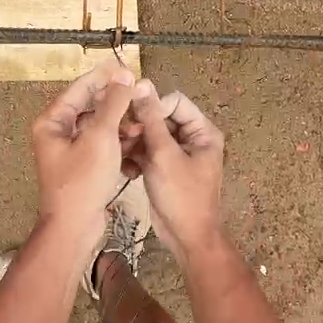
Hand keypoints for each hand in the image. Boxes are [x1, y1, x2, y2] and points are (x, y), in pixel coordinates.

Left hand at [30, 65, 137, 234]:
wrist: (75, 228)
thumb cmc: (82, 182)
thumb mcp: (101, 137)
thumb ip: (113, 104)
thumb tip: (124, 76)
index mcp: (52, 122)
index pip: (80, 88)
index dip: (104, 77)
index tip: (128, 69)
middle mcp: (57, 133)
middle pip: (90, 107)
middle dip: (116, 105)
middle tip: (140, 98)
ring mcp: (69, 151)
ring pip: (99, 128)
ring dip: (120, 127)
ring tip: (140, 128)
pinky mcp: (83, 167)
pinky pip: (102, 147)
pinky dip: (118, 145)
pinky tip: (135, 148)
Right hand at [127, 80, 225, 263]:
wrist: (186, 238)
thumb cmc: (182, 196)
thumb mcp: (164, 154)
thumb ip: (151, 119)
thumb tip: (141, 84)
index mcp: (202, 131)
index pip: (174, 102)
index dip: (152, 106)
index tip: (131, 117)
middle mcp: (191, 138)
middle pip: (159, 117)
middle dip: (139, 126)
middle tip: (121, 137)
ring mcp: (176, 154)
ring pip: (149, 135)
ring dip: (133, 142)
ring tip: (120, 154)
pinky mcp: (163, 167)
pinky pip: (146, 151)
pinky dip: (135, 157)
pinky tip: (126, 170)